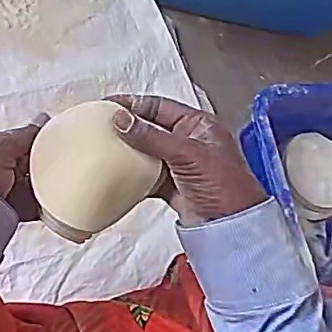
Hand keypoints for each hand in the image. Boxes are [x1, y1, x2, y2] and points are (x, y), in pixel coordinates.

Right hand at [106, 95, 266, 225]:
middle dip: (126, 127)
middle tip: (100, 125)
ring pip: (145, 151)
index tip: (109, 104)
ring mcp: (179, 164)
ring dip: (127, 151)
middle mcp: (188, 141)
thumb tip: (122, 119)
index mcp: (198, 124)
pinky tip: (117, 172)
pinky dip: (132, 174)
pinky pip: (145, 174)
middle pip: (150, 128)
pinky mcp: (171, 185)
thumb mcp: (187, 154)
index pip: (159, 106)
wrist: (232, 227)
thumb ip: (151, 136)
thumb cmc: (225, 185)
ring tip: (102, 147)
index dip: (133, 104)